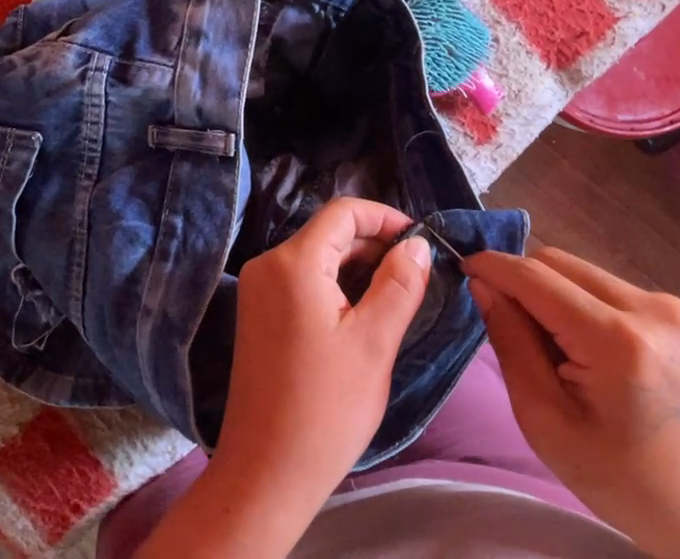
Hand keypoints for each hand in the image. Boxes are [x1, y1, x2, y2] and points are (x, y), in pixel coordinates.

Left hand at [219, 197, 432, 505]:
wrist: (268, 467)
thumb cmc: (327, 406)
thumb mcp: (375, 342)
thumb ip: (399, 284)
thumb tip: (417, 243)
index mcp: (293, 262)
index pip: (342, 212)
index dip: (385, 218)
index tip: (422, 240)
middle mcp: (267, 265)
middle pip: (327, 233)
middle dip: (374, 244)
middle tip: (418, 273)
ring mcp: (257, 289)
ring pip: (316, 257)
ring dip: (357, 266)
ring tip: (398, 294)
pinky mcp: (257, 313)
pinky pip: (301, 281)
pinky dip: (335, 286)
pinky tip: (363, 312)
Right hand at [464, 248, 679, 558]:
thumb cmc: (617, 477)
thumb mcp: (544, 419)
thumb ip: (510, 342)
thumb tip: (482, 284)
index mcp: (618, 341)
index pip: (535, 277)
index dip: (491, 267)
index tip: (458, 268)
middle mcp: (650, 308)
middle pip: (556, 262)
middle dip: (519, 281)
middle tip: (502, 322)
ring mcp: (669, 307)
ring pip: (577, 269)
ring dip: (546, 291)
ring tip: (544, 342)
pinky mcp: (674, 312)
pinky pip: (600, 285)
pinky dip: (574, 301)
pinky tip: (576, 343)